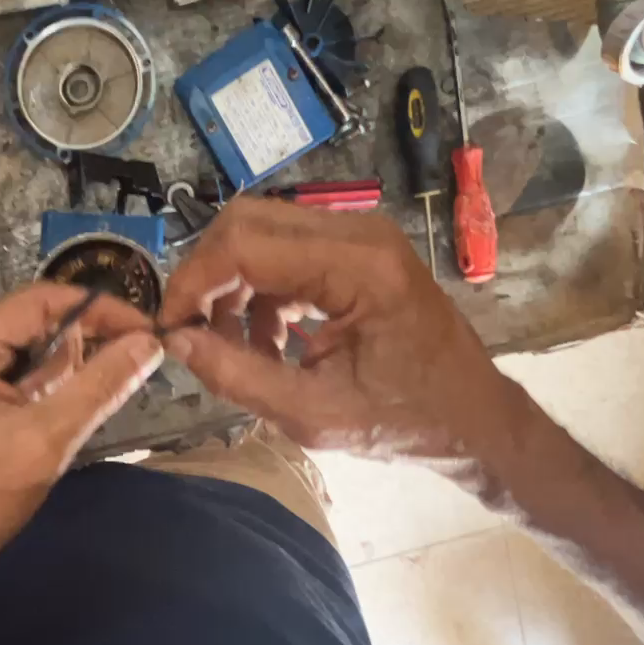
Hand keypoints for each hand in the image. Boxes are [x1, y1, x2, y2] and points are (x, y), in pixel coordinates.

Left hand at [0, 283, 162, 597]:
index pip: (40, 302)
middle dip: (86, 342)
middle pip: (39, 319)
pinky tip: (64, 408)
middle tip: (132, 364)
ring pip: (38, 343)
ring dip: (71, 368)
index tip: (148, 328)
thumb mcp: (47, 438)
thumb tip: (150, 342)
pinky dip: (56, 382)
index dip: (99, 310)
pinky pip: (28, 366)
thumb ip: (100, 385)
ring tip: (78, 406)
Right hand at [159, 197, 539, 481]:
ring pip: (258, 232)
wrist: (473, 419)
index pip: (244, 245)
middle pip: (246, 223)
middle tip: (193, 332)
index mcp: (358, 267)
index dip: (193, 283)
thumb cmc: (403, 422)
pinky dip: (257, 292)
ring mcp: (359, 236)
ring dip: (230, 286)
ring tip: (232, 346)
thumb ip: (237, 375)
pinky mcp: (355, 250)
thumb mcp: (311, 415)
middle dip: (206, 277)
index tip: (170, 328)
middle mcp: (358, 232)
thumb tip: (176, 341)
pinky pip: (282, 251)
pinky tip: (265, 342)